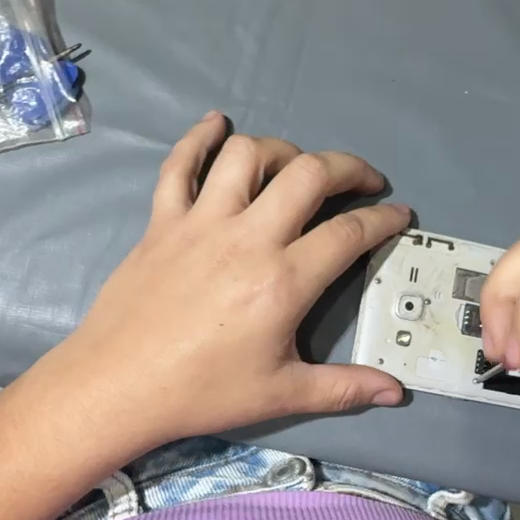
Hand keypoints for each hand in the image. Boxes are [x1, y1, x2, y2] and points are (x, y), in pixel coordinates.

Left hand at [37, 113, 410, 448]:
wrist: (118, 386)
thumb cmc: (203, 392)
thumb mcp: (282, 395)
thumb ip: (345, 388)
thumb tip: (396, 393)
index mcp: (284, 281)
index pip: (349, 233)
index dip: (384, 219)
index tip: (400, 215)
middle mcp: (248, 237)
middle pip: (309, 175)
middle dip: (348, 168)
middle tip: (363, 182)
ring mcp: (201, 223)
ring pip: (248, 155)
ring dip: (283, 151)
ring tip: (297, 169)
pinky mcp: (162, 221)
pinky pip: (180, 164)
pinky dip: (199, 138)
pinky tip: (216, 123)